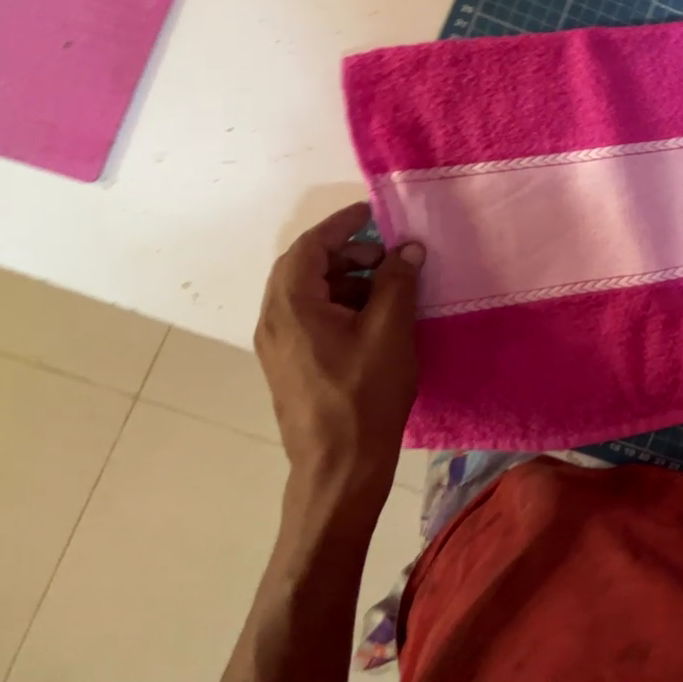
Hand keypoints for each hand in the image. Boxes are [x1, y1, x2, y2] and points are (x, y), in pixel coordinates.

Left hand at [255, 203, 423, 493]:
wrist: (340, 467)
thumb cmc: (364, 394)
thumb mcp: (390, 331)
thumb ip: (397, 281)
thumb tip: (408, 248)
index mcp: (291, 307)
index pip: (309, 247)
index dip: (342, 225)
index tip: (375, 214)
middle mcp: (274, 321)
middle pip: (304, 267)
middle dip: (347, 252)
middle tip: (388, 254)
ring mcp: (280, 346)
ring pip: (309, 293)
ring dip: (347, 279)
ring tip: (390, 287)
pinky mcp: (292, 364)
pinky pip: (312, 317)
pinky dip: (342, 304)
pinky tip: (377, 318)